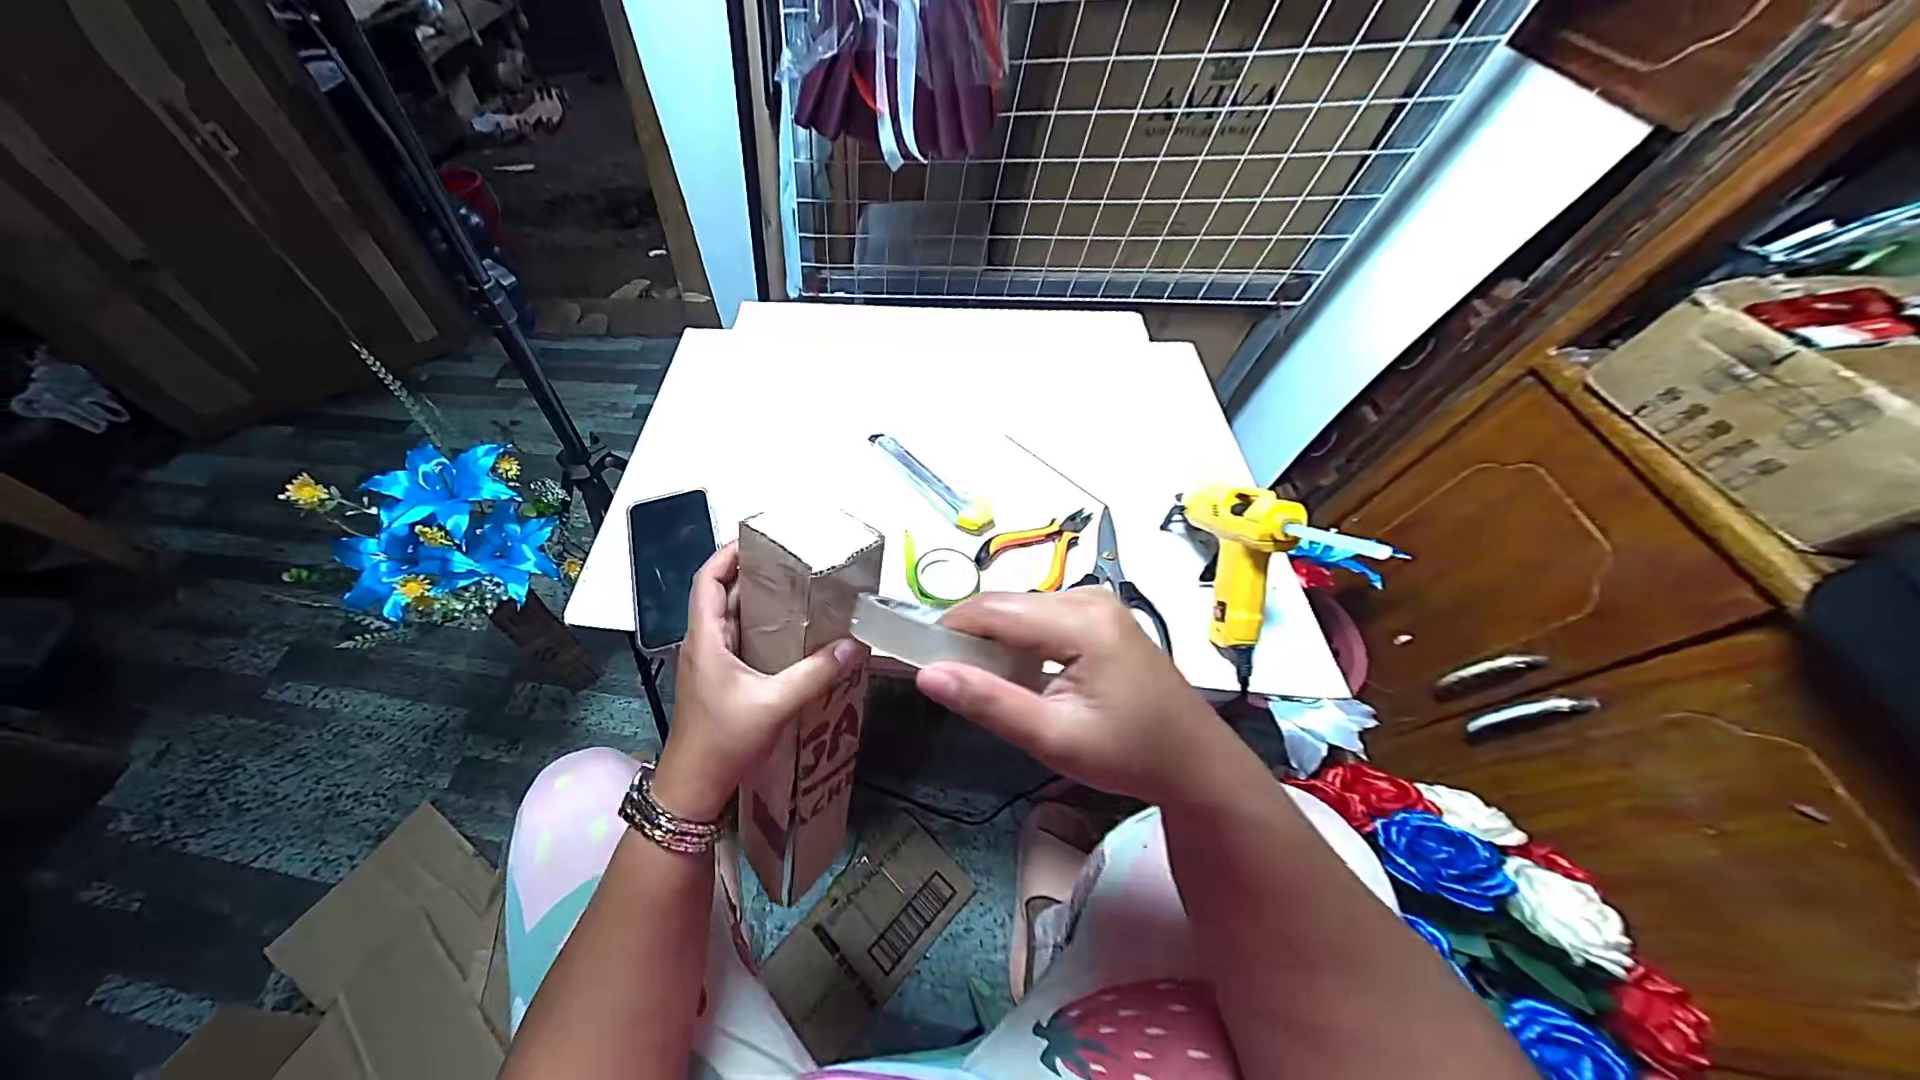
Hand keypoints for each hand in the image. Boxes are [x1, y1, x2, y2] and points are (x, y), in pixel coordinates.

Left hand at [651, 543, 866, 820]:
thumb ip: (816, 673)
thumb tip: (856, 645)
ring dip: (761, 600)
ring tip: (800, 587)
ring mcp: (712, 662)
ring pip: (735, 617)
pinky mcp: (723, 679)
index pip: (707, 580)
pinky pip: (743, 640)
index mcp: (705, 638)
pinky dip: (765, 628)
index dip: (727, 554)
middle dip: (754, 573)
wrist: (694, 788)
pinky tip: (795, 632)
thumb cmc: (723, 741)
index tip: (758, 539)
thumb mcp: (774, 704)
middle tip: (794, 561)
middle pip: (723, 593)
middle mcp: (705, 643)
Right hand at [915, 590, 1264, 807]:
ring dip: (996, 640)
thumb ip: (989, 703)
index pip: (993, 610)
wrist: (1193, 760)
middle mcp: (1089, 597)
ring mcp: (1098, 601)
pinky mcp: (1100, 612)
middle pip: (1006, 605)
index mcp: (1082, 621)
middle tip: (958, 683)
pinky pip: (1041, 615)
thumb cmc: (1127, 754)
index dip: (949, 630)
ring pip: (1020, 609)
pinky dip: (1020, 639)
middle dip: (973, 638)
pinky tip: (1025, 675)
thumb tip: (928, 674)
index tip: (920, 660)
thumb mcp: (1053, 738)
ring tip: (993, 685)